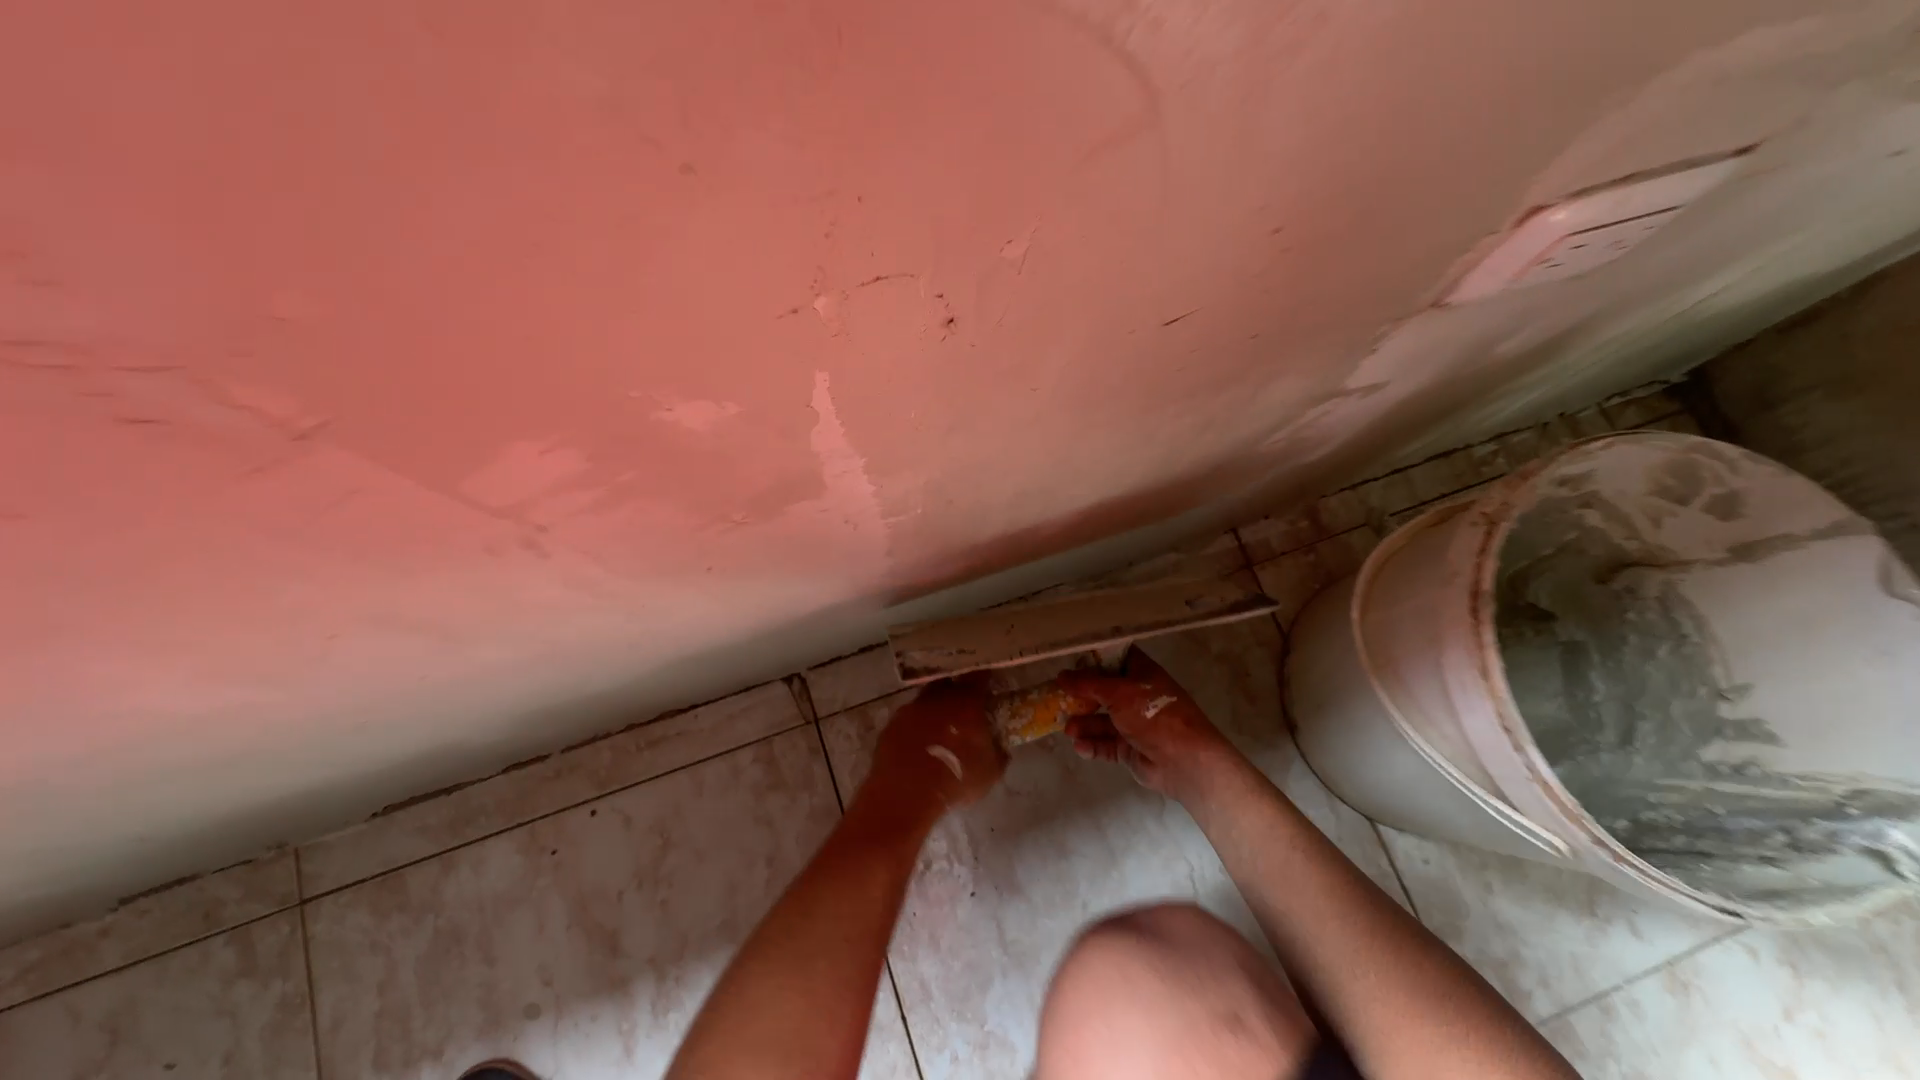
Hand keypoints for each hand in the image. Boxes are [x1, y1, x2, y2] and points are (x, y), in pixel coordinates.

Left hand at [862, 674, 1007, 819]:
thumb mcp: (991, 772)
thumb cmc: (956, 780)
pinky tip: (917, 745)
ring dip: (933, 710)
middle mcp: (937, 699)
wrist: (906, 795)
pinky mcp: (890, 726)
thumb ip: (998, 753)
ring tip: (939, 730)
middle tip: (964, 707)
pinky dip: (914, 728)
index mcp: (966, 703)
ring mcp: (910, 710)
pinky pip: (907, 720)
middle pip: (948, 683)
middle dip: (956, 691)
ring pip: (925, 701)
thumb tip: (1001, 747)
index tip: (988, 683)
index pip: (978, 677)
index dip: (984, 678)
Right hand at [1057, 649, 1240, 801]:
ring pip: (1101, 721)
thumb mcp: (1119, 693)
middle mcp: (1137, 697)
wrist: (1183, 760)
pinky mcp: (1130, 749)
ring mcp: (1134, 724)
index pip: (1117, 659)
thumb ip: (1088, 684)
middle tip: (1058, 699)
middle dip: (1081, 697)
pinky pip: (1105, 744)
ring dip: (1083, 724)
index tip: (1071, 664)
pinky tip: (1079, 746)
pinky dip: (1092, 745)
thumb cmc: (1153, 715)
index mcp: (1142, 674)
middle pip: (1104, 692)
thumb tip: (1061, 675)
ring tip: (1068, 729)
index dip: (1095, 660)